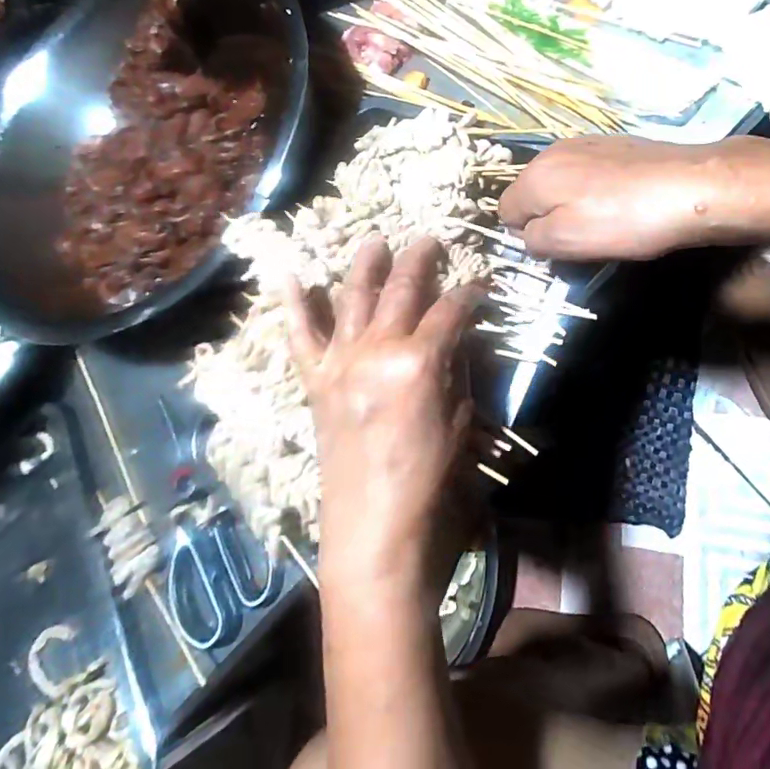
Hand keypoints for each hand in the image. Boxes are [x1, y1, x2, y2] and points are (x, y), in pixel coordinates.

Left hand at [282, 235, 484, 587]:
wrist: (374, 528)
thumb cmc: (430, 480)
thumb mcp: (458, 419)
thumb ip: (453, 370)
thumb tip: (451, 339)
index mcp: (419, 361)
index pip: (451, 310)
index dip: (470, 294)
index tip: (481, 287)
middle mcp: (376, 350)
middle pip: (402, 291)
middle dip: (420, 261)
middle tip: (430, 240)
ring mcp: (340, 363)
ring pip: (352, 298)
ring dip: (365, 265)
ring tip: (374, 240)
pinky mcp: (316, 383)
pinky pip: (299, 337)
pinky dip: (292, 304)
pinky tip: (288, 273)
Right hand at [499, 135, 735, 260]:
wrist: (691, 186)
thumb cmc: (624, 220)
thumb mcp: (568, 241)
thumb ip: (533, 239)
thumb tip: (525, 233)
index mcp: (535, 174)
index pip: (505, 211)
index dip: (525, 235)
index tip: (556, 249)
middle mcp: (552, 151)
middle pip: (532, 193)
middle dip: (548, 217)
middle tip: (582, 239)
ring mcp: (585, 142)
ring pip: (561, 182)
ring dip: (573, 204)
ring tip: (607, 221)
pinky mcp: (614, 143)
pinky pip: (588, 172)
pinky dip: (596, 190)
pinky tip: (623, 202)